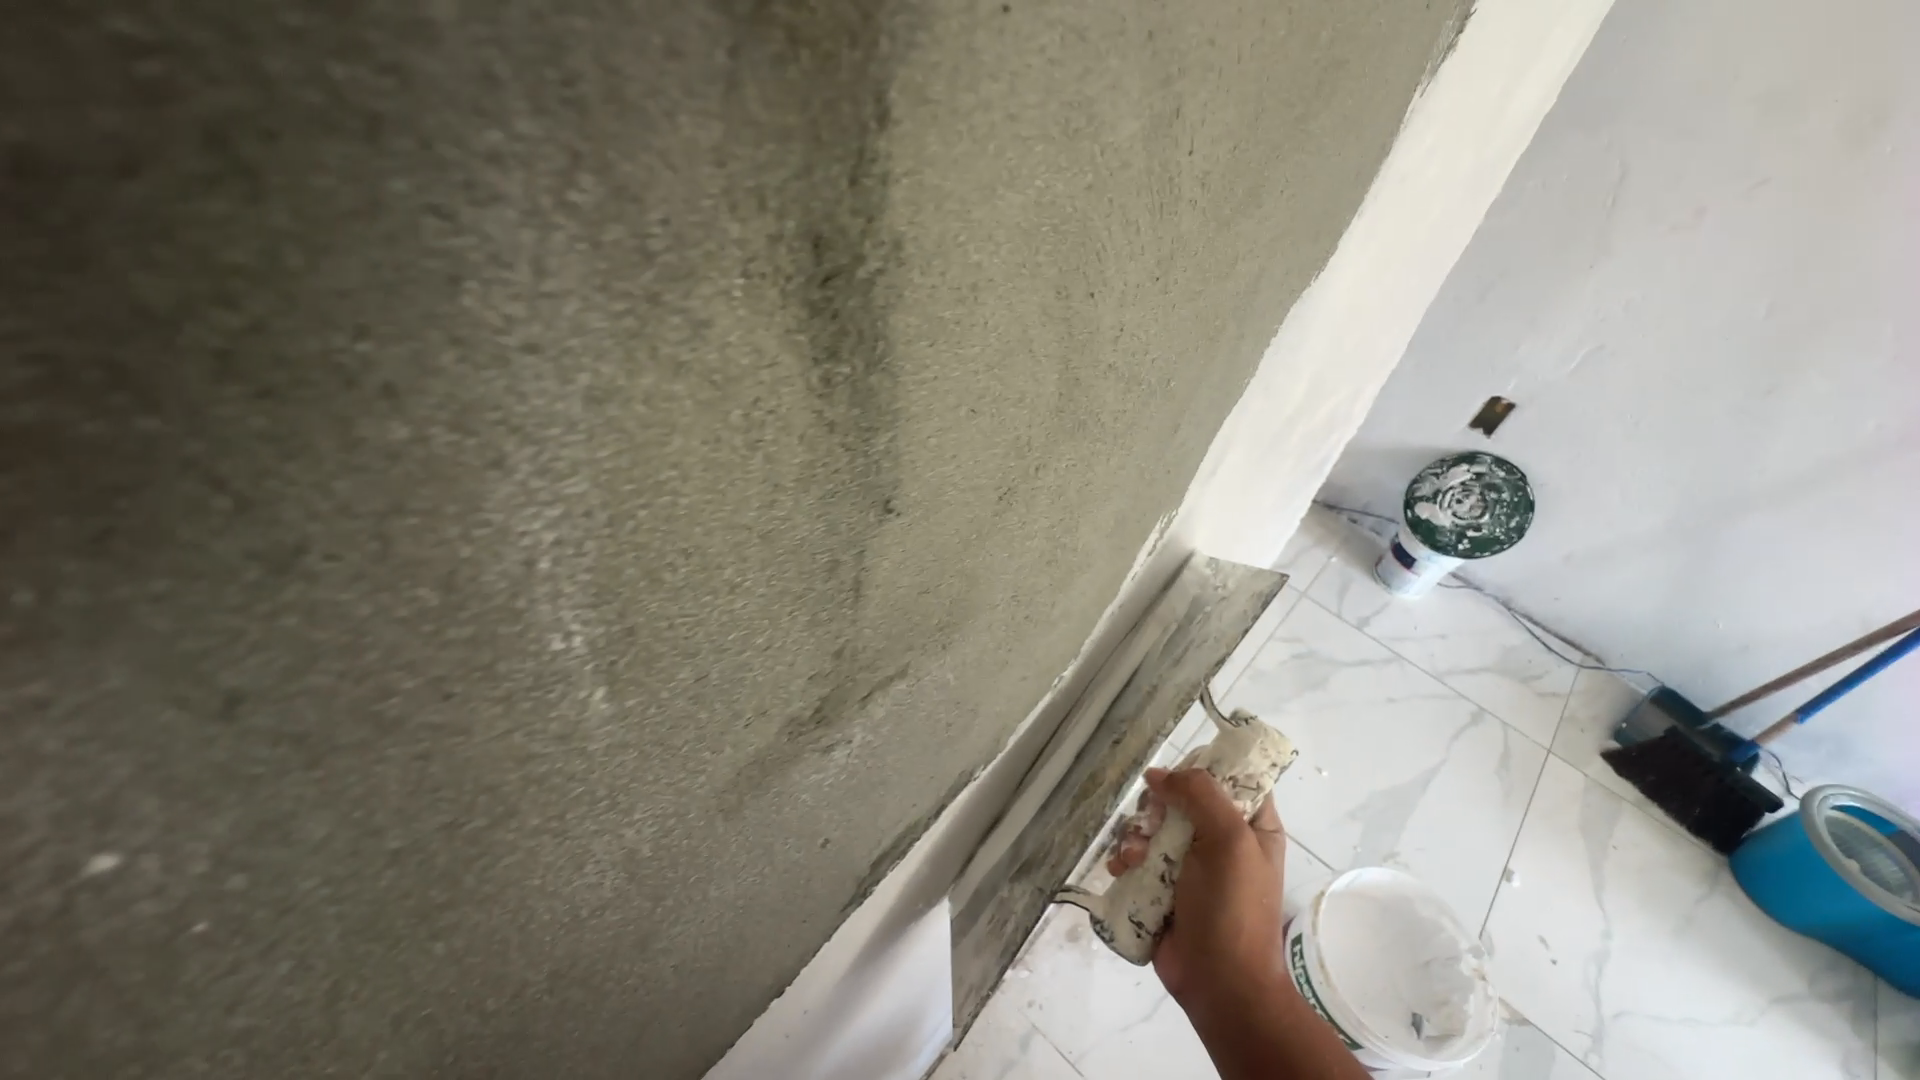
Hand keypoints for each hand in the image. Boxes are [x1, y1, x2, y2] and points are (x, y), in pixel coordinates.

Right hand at [1107, 767, 1287, 1010]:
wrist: (1219, 983)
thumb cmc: (1233, 908)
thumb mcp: (1228, 839)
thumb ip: (1199, 794)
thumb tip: (1158, 775)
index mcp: (1252, 825)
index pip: (1231, 778)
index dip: (1203, 769)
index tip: (1179, 776)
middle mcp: (1221, 839)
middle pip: (1181, 799)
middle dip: (1159, 807)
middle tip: (1154, 822)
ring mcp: (1190, 865)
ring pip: (1152, 827)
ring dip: (1136, 836)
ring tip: (1134, 857)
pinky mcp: (1162, 887)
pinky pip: (1136, 858)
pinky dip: (1125, 860)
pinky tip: (1123, 870)